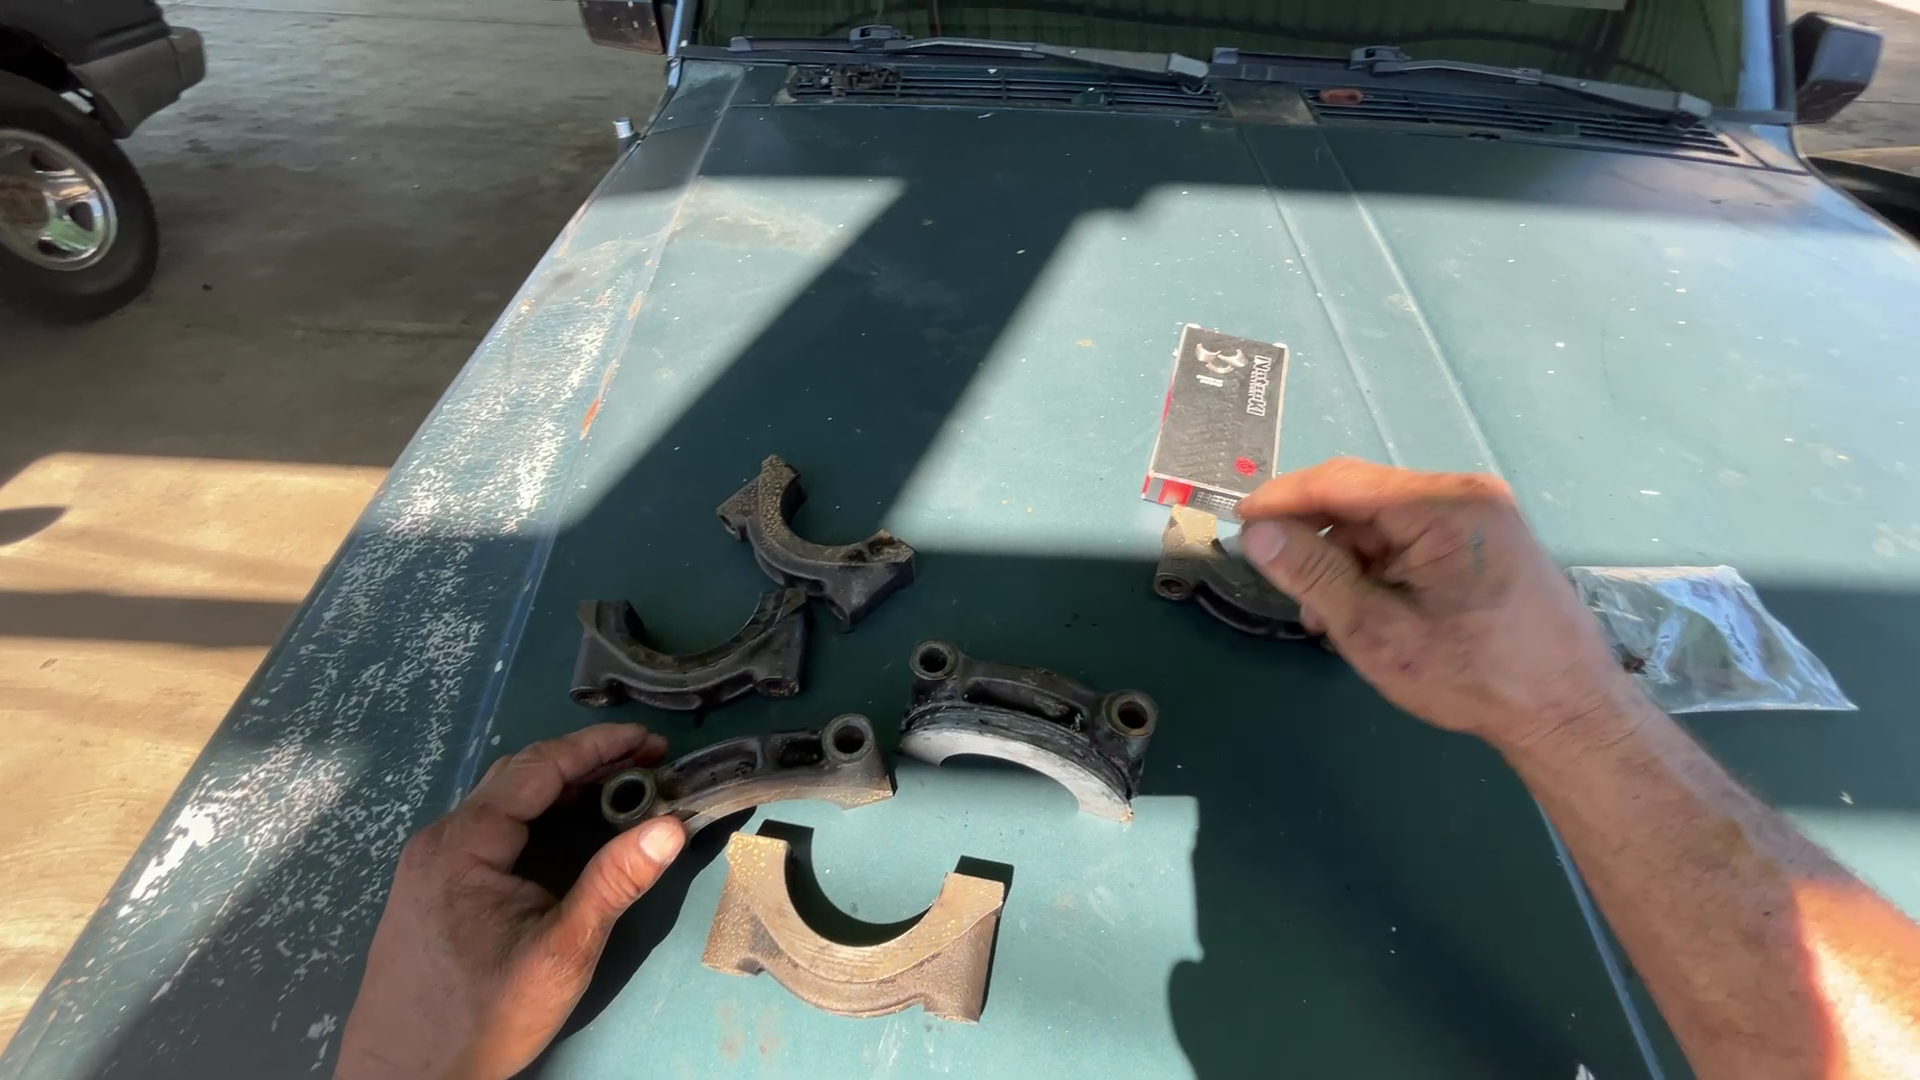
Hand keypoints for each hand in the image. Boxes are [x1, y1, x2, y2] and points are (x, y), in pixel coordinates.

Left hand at [335, 724, 687, 1079]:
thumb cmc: (482, 1020)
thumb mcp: (561, 952)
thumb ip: (615, 883)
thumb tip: (673, 826)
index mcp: (465, 844)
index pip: (541, 766)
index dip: (601, 746)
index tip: (652, 741)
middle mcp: (443, 838)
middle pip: (525, 771)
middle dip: (591, 757)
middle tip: (649, 760)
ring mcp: (436, 859)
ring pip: (511, 794)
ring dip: (570, 779)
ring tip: (625, 782)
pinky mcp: (439, 882)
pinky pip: (500, 820)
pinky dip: (547, 806)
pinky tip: (578, 818)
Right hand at [1236, 459, 1635, 750]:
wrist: (1569, 715)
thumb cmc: (1471, 675)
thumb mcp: (1375, 628)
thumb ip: (1312, 573)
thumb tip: (1256, 531)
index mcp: (1442, 506)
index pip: (1338, 482)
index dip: (1280, 499)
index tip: (1237, 522)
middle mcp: (1462, 495)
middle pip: (1356, 497)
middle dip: (1309, 534)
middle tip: (1274, 574)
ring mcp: (1474, 515)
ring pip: (1374, 520)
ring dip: (1337, 558)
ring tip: (1320, 611)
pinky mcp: (1477, 538)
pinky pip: (1401, 536)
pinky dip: (1368, 565)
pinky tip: (1356, 606)